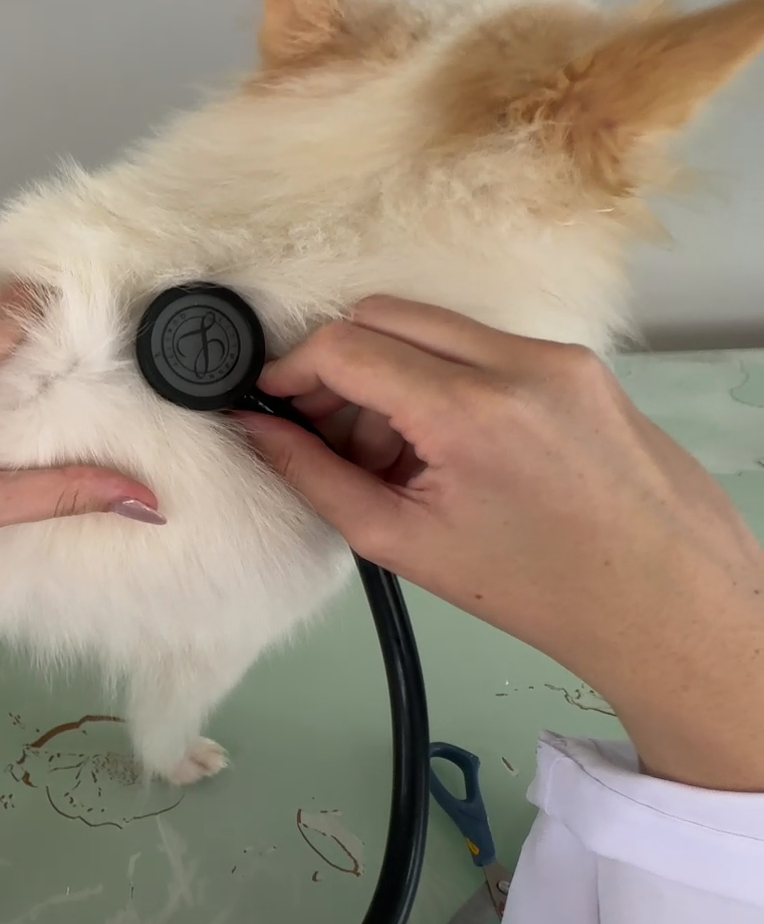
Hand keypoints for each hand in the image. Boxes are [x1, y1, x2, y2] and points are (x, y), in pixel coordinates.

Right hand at [240, 296, 763, 789]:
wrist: (672, 608)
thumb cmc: (531, 585)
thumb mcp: (390, 536)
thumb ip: (306, 472)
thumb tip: (251, 428)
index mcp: (473, 409)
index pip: (344, 345)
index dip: (288, 368)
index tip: (269, 402)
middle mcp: (524, 363)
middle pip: (381, 314)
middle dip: (330, 362)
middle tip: (317, 423)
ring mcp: (560, 359)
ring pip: (424, 327)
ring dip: (378, 372)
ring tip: (382, 451)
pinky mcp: (579, 367)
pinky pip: (471, 346)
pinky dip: (426, 378)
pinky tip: (431, 445)